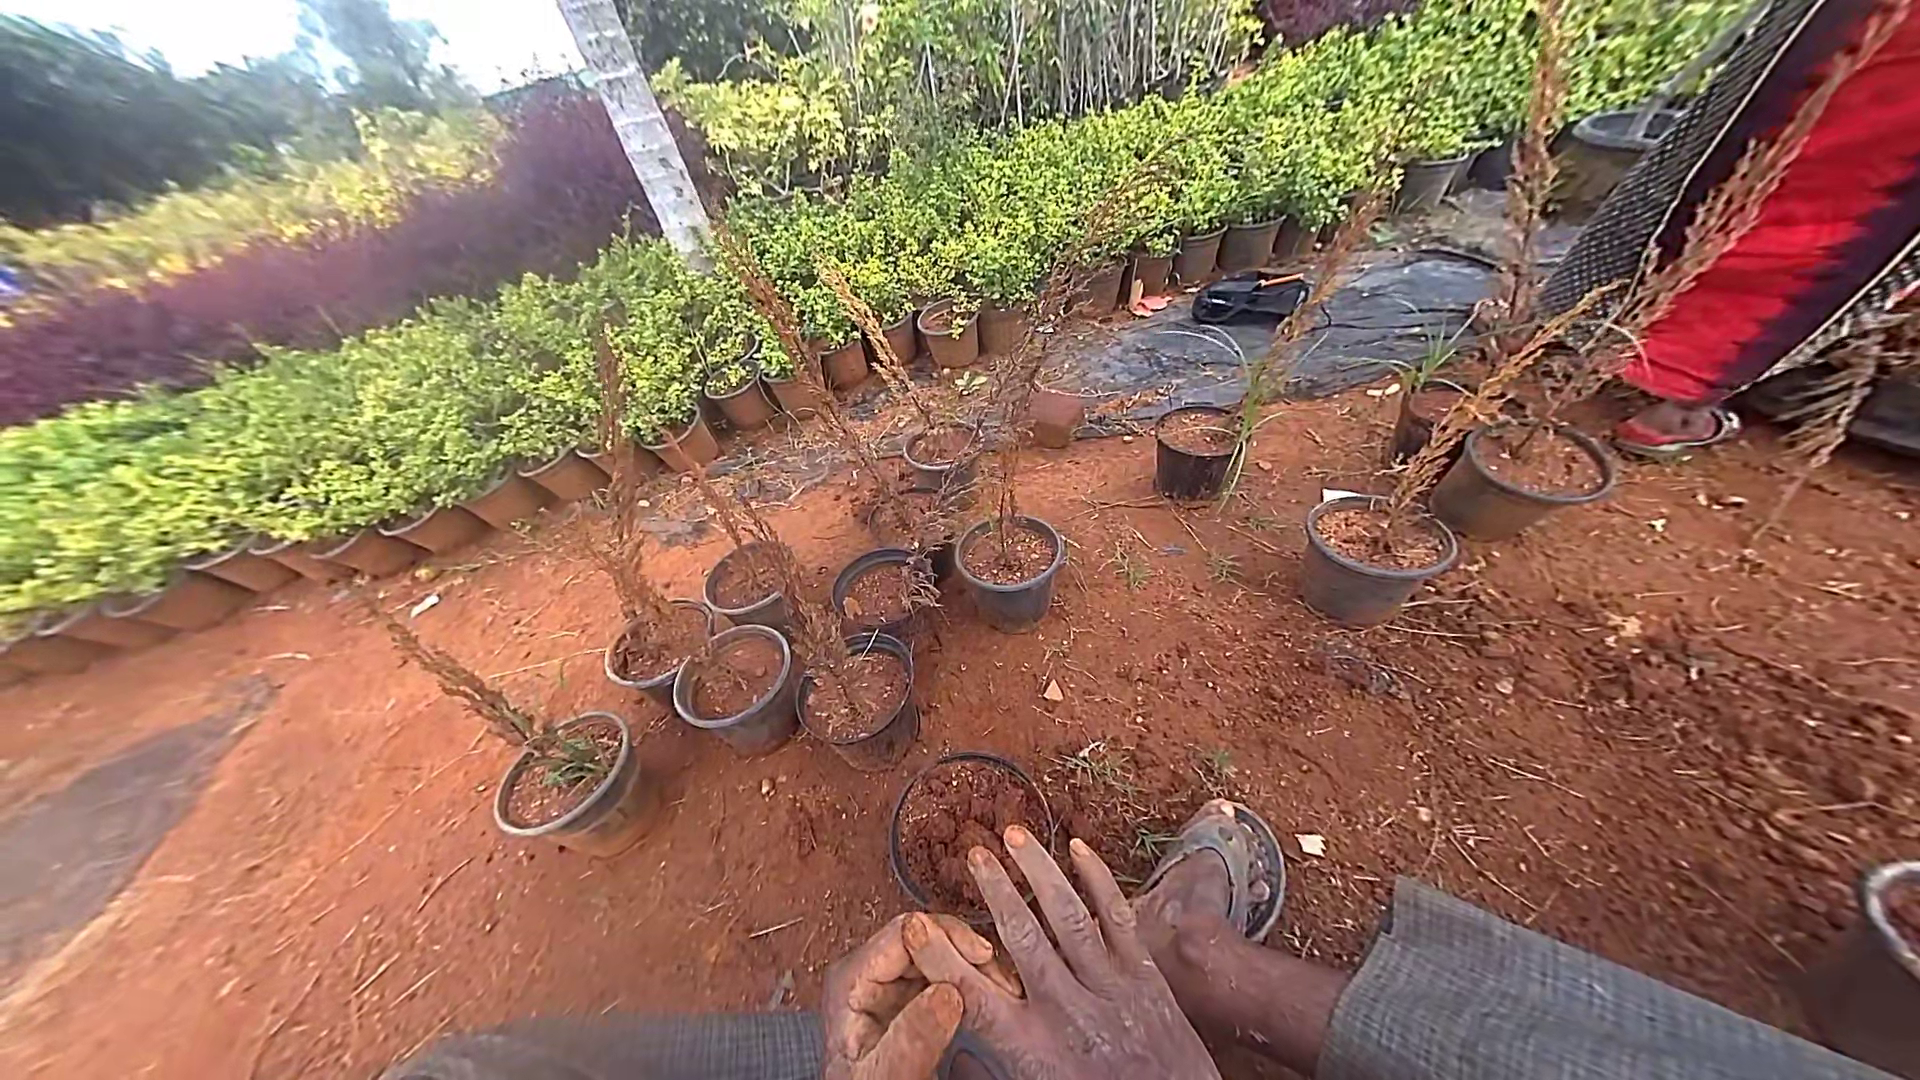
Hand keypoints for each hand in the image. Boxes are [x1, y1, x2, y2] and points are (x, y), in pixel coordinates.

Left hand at [823, 912, 1016, 1079]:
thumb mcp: (883, 1076)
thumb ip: (911, 1039)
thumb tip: (948, 992)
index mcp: (851, 979)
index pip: (905, 931)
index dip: (948, 937)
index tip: (981, 957)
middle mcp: (868, 972)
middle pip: (924, 937)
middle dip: (965, 952)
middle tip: (999, 976)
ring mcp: (887, 985)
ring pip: (936, 953)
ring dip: (970, 966)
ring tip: (1000, 986)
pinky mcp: (906, 1001)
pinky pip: (941, 976)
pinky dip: (967, 984)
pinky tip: (988, 998)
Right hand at [903, 828, 1221, 1079]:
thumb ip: (991, 1066)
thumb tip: (951, 1043)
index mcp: (1035, 1050)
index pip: (974, 996)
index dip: (941, 958)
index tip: (915, 922)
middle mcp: (1068, 1010)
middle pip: (1023, 936)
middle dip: (996, 889)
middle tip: (976, 852)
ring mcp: (1110, 987)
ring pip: (1068, 916)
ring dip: (1038, 870)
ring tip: (1015, 834)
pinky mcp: (1145, 975)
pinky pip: (1118, 916)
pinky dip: (1098, 877)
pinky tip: (1078, 847)